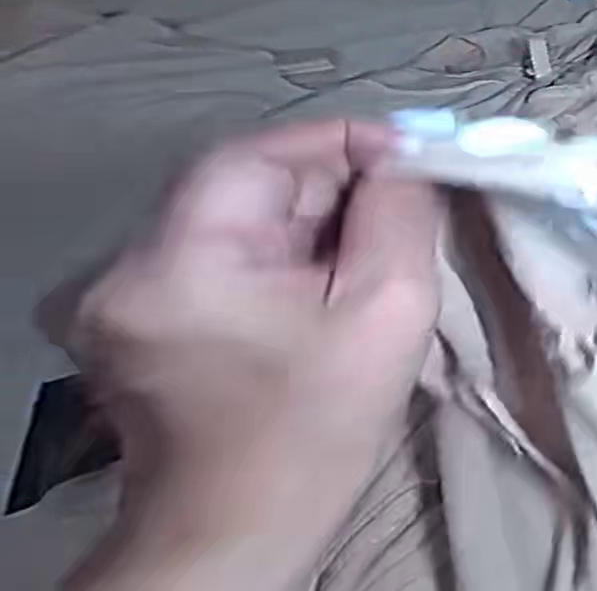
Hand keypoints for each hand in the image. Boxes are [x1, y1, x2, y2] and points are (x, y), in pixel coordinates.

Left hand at [51, 120, 444, 590]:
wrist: (251, 515)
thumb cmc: (326, 412)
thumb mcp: (390, 301)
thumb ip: (401, 212)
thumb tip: (411, 155)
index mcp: (173, 270)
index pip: (250, 157)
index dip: (340, 138)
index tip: (417, 149)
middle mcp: (122, 272)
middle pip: (248, 182)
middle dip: (343, 177)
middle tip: (419, 191)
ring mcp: (126, 293)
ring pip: (249, 208)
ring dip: (329, 207)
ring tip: (391, 233)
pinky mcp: (150, 308)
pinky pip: (240, 239)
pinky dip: (305, 236)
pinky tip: (347, 263)